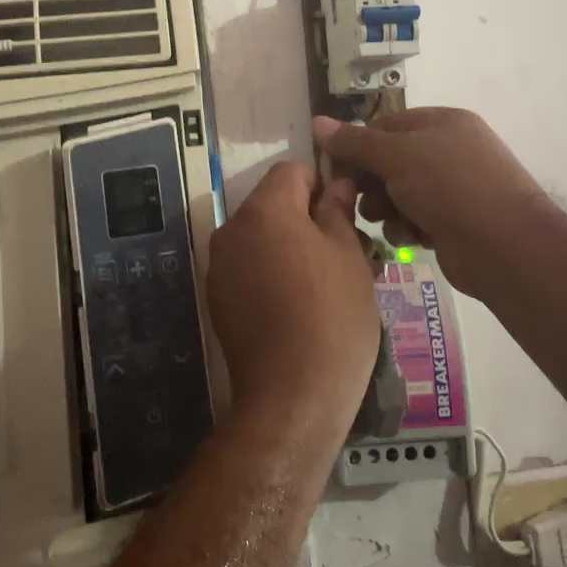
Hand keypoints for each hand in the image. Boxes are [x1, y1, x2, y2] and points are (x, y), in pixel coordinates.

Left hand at [206, 162, 380, 426]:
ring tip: (325, 282)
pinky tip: (297, 305)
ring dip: (289, 247)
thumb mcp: (349, 257)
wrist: (293, 395)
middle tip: (345, 251)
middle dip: (306, 219)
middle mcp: (231, 229)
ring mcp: (219, 266)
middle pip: (272, 204)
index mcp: (263, 210)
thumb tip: (337, 185)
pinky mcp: (217, 299)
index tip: (346, 214)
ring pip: (261, 238)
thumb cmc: (332, 316)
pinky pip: (248, 269)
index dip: (322, 184)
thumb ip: (337, 212)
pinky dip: (270, 274)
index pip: (292, 171)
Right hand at [313, 107, 549, 294]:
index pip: (386, 126)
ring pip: (399, 193)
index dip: (357, 146)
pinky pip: (415, 218)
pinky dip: (406, 227)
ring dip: (385, 207)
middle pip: (390, 161)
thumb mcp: (397, 157)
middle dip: (370, 182)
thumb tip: (317, 122)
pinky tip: (408, 238)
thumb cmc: (450, 187)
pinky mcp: (454, 223)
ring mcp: (454, 189)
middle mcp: (450, 151)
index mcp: (443, 123)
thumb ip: (355, 143)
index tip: (335, 169)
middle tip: (352, 199)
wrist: (504, 246)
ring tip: (383, 220)